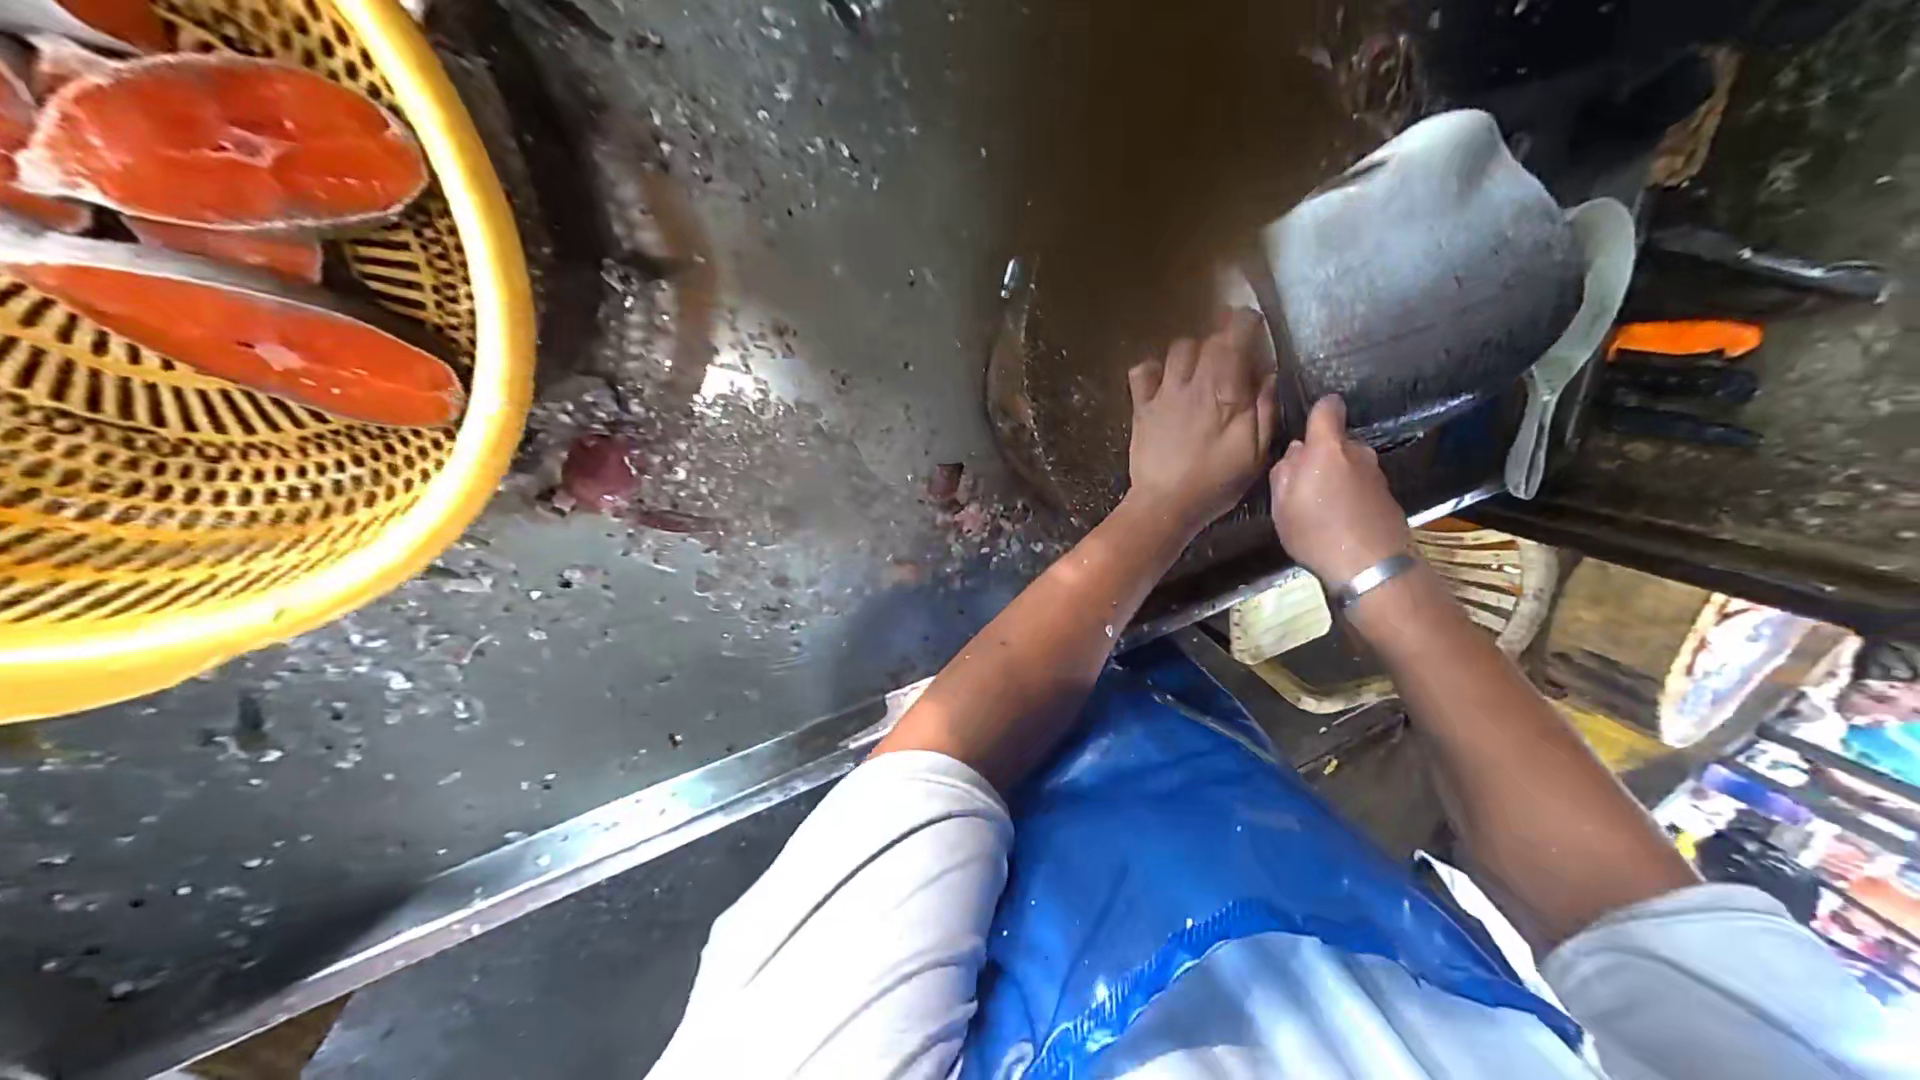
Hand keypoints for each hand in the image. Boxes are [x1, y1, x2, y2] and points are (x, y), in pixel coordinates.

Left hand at [1125, 309, 1276, 533]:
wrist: (1166, 503)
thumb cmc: (1216, 481)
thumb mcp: (1255, 452)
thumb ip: (1265, 410)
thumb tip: (1268, 375)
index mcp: (1224, 390)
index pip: (1234, 337)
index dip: (1244, 323)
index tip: (1253, 325)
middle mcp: (1191, 383)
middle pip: (1205, 341)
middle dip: (1221, 339)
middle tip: (1231, 355)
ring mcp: (1162, 394)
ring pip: (1176, 351)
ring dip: (1191, 352)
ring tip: (1200, 367)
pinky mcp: (1141, 408)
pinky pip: (1142, 372)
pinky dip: (1153, 368)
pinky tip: (1163, 380)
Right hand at [1268, 395, 1409, 582]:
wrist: (1371, 567)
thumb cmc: (1316, 532)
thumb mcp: (1281, 505)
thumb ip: (1284, 472)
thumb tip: (1295, 452)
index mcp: (1327, 448)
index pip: (1327, 408)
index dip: (1316, 412)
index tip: (1305, 427)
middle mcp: (1357, 452)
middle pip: (1336, 441)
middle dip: (1320, 455)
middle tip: (1302, 483)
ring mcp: (1377, 474)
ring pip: (1349, 464)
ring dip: (1335, 476)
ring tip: (1320, 506)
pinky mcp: (1387, 495)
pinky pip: (1361, 484)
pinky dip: (1350, 494)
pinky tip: (1340, 520)